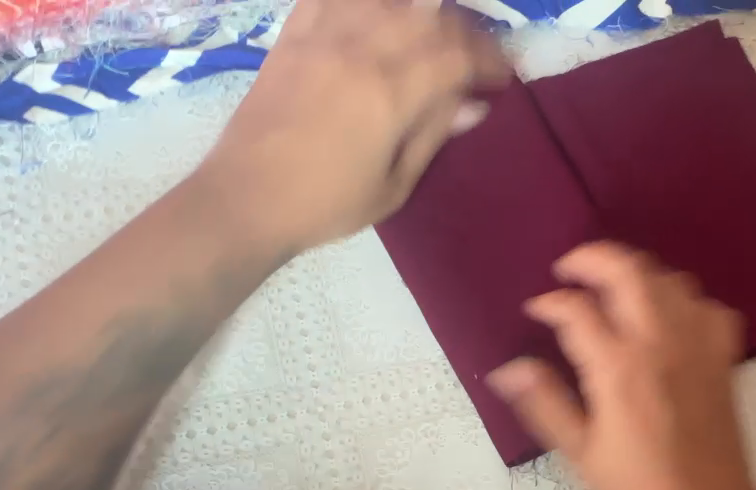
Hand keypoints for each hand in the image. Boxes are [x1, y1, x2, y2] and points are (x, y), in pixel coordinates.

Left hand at [195, 0, 507, 254]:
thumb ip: (432, 134)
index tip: (504, 77)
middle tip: (481, 53)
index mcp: (389, 95)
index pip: (454, 56)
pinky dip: (372, 0)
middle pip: (428, 16)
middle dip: (464, 30)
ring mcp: (322, 32)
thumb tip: (473, 104)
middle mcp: (359, 49)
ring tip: (439, 32)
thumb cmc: (330, 204)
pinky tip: (387, 12)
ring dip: (424, 11)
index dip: (488, 60)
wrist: (250, 196)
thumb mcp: (395, 184)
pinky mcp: (295, 30)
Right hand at [489, 243, 755, 489]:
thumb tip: (508, 369)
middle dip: (592, 259)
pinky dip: (686, 301)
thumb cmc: (640, 489)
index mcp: (619, 366)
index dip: (550, 303)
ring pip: (670, 280)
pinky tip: (670, 318)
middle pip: (628, 271)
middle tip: (570, 272)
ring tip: (615, 291)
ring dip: (638, 275)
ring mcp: (699, 346)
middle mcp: (662, 342)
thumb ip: (545, 402)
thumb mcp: (581, 452)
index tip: (536, 310)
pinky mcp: (724, 359)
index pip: (576, 309)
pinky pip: (709, 308)